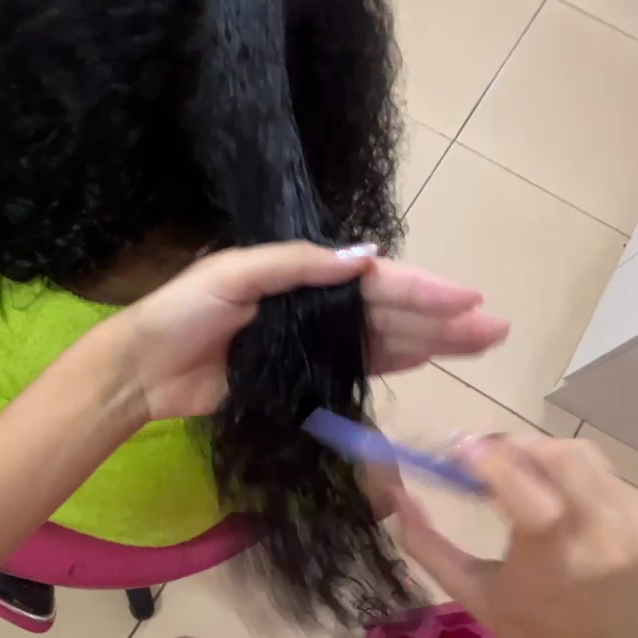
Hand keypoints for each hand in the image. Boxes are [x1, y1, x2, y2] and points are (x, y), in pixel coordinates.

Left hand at [111, 241, 507, 420]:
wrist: (143, 371)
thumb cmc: (180, 313)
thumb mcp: (233, 273)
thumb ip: (296, 265)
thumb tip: (366, 257)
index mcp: (297, 273)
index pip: (371, 281)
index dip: (421, 290)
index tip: (470, 300)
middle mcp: (309, 306)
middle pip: (386, 311)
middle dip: (440, 317)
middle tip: (495, 329)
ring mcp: (306, 345)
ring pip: (377, 340)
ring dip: (427, 341)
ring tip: (477, 345)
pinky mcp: (295, 380)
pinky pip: (351, 369)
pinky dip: (387, 364)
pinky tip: (424, 362)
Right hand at [393, 435, 637, 637]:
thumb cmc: (530, 631)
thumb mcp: (468, 591)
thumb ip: (425, 542)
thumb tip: (396, 492)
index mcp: (552, 564)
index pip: (525, 491)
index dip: (490, 460)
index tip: (457, 447)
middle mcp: (606, 541)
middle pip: (564, 458)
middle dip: (517, 445)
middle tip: (485, 454)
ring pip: (588, 460)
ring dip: (544, 458)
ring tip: (520, 478)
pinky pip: (612, 481)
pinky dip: (577, 481)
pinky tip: (562, 505)